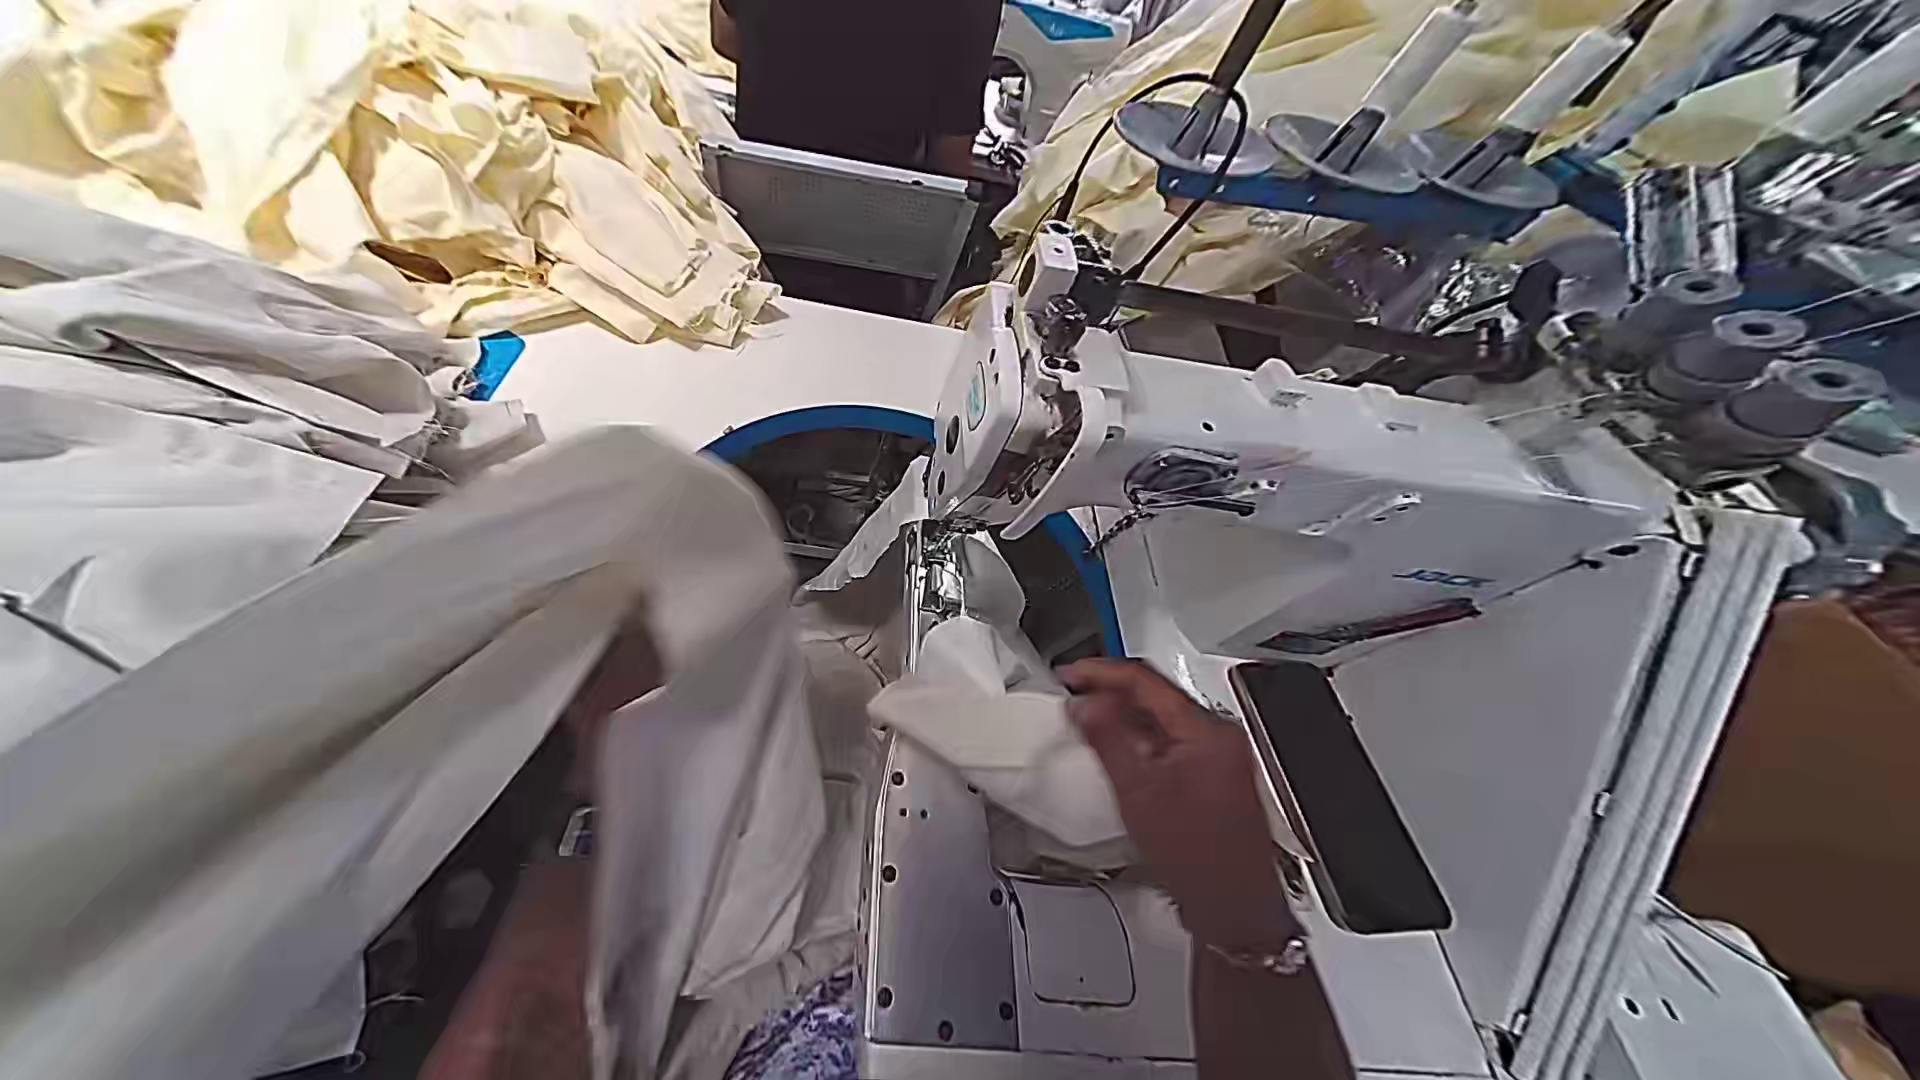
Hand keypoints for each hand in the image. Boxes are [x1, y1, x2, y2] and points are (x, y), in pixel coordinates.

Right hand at [1059, 659, 1294, 948]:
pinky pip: (1170, 737)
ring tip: (1089, 719)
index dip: (1101, 673)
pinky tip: (1117, 746)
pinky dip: (1140, 735)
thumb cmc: (1199, 861)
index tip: (1072, 674)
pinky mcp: (1213, 770)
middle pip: (1155, 693)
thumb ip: (1107, 738)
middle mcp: (1219, 735)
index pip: (1146, 680)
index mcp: (1206, 731)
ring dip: (1123, 713)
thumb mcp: (1138, 793)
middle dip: (1110, 691)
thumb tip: (1085, 704)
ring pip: (1161, 715)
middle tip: (1075, 693)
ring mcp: (1219, 753)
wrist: (1234, 911)